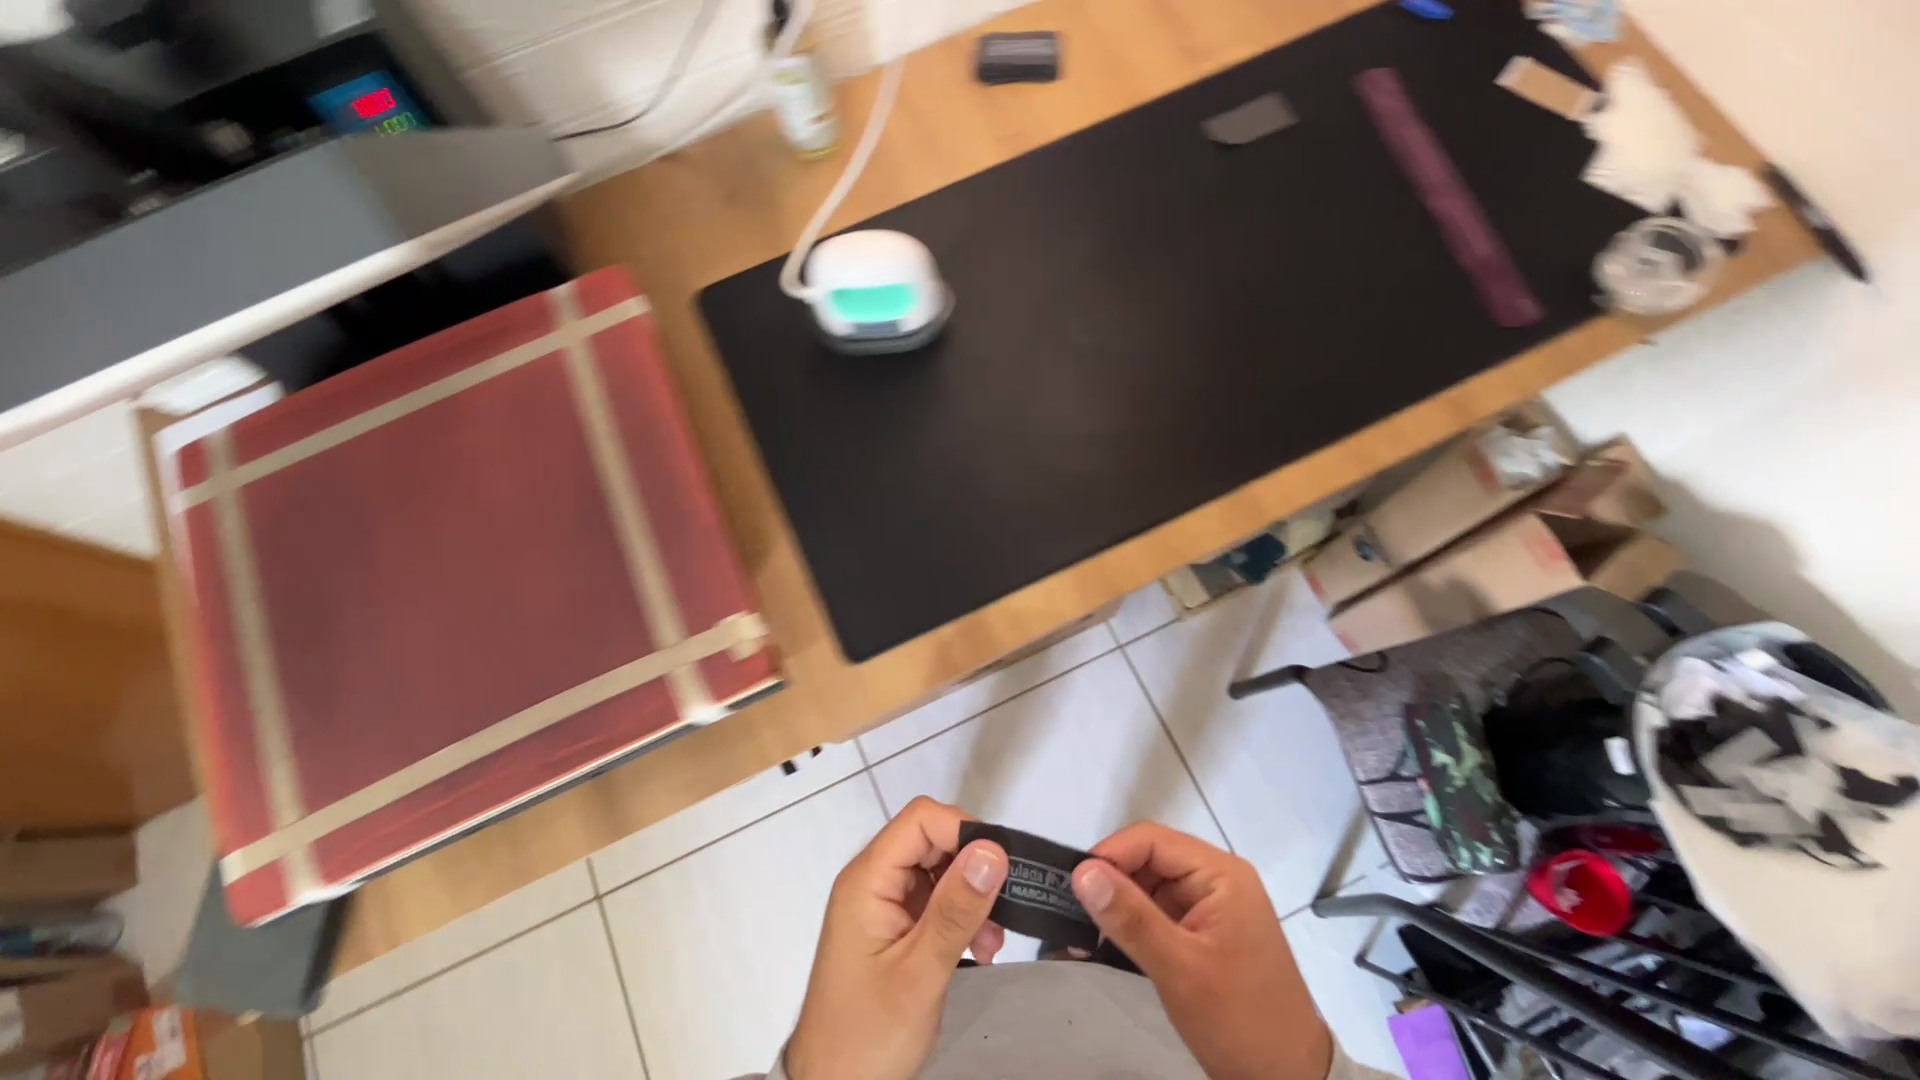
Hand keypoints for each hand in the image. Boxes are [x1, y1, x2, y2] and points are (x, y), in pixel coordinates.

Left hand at [785, 797, 1008, 1079]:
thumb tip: (993, 849)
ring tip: (992, 941)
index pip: (921, 820)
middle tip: (1002, 910)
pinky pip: (935, 900)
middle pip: (932, 840)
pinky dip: (962, 917)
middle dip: (972, 868)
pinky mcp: (895, 926)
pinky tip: (980, 949)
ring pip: (939, 870)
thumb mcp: (919, 973)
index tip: (1001, 868)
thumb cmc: (868, 1033)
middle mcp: (873, 881)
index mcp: (868, 880)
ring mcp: (883, 903)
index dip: (964, 831)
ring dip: (972, 896)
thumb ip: (956, 910)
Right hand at [1072, 823, 1330, 1079]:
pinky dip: (1132, 924)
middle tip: (1073, 913)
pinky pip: (1159, 912)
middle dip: (1111, 881)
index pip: (1151, 839)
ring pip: (1150, 886)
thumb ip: (1130, 917)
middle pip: (1149, 859)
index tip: (1074, 886)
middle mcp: (1217, 880)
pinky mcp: (1204, 933)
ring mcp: (1212, 907)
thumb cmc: (1239, 1018)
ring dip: (1118, 904)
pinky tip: (1105, 944)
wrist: (1287, 1079)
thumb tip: (1081, 872)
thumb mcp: (1179, 968)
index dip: (1110, 855)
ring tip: (1081, 931)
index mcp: (1221, 874)